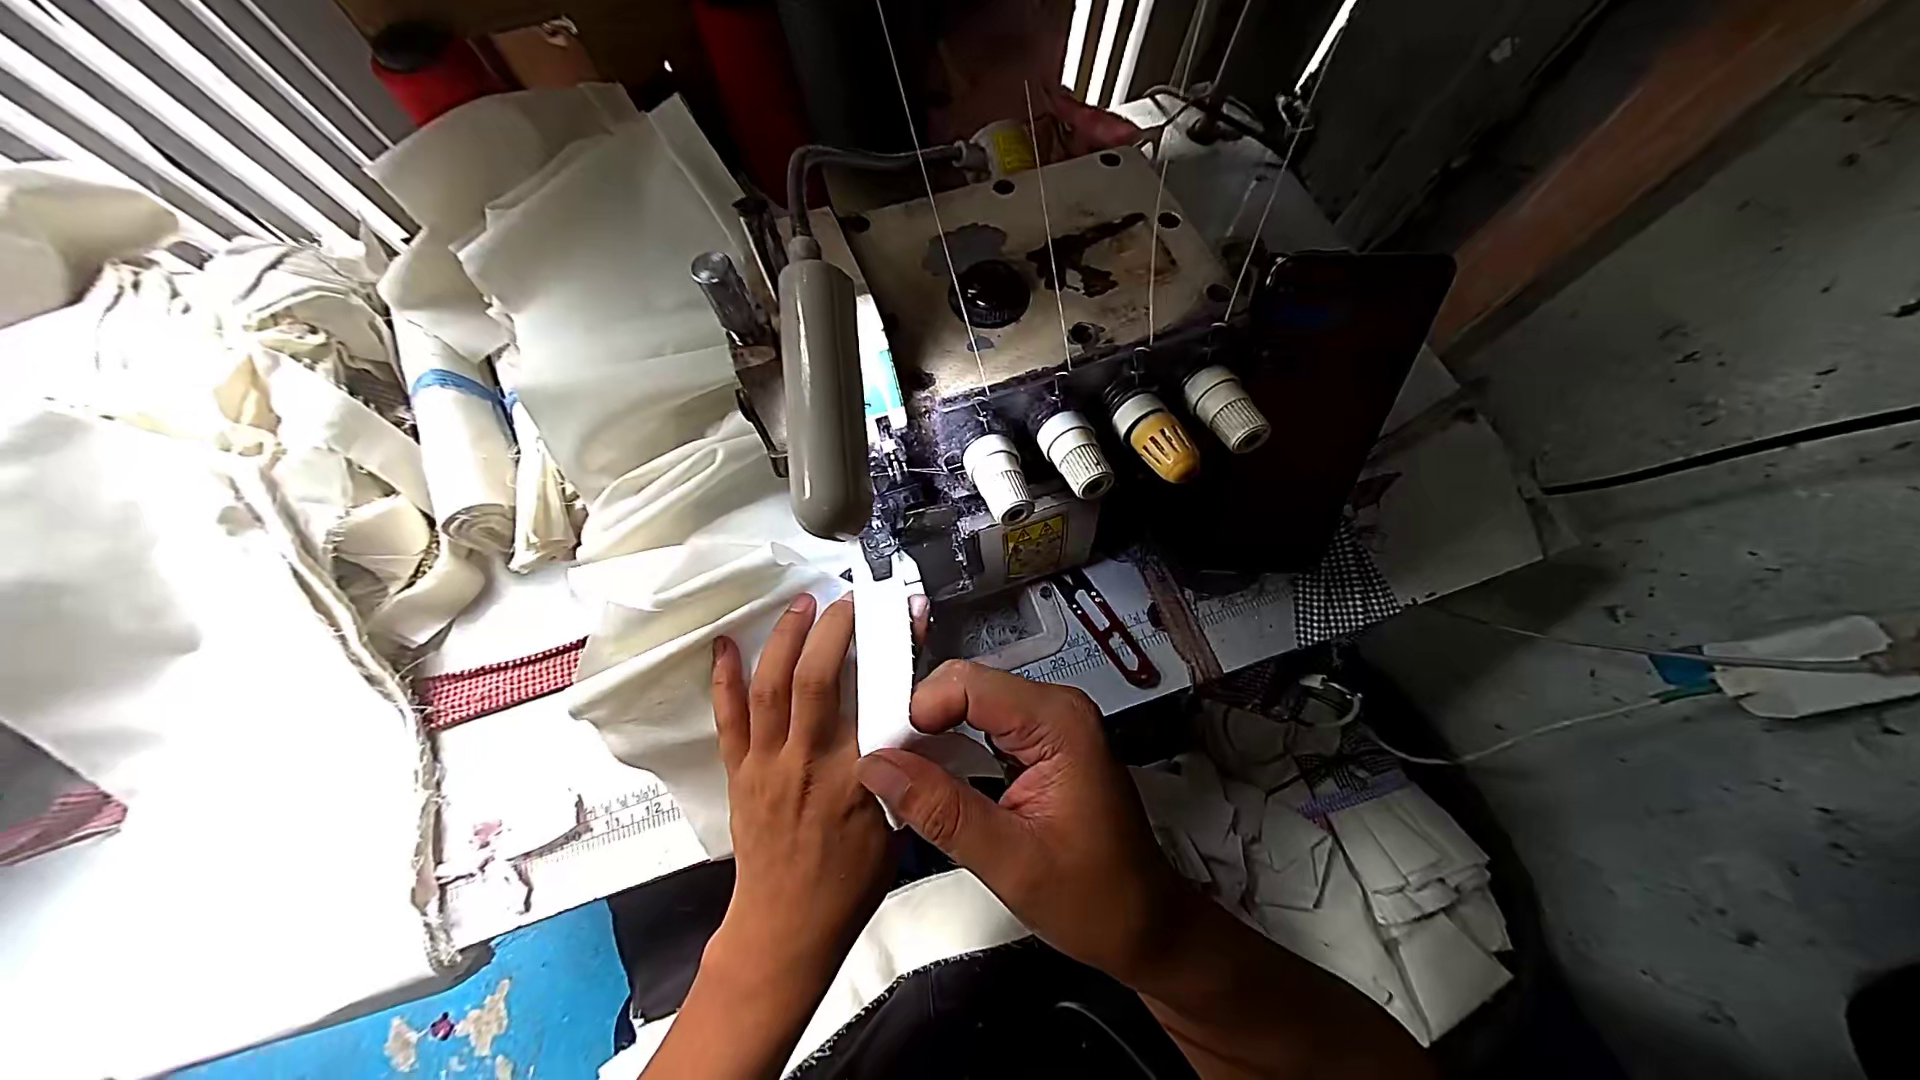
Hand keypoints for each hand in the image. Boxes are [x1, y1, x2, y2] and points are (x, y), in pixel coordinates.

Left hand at [709, 593, 892, 977]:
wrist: (784, 928)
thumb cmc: (846, 883)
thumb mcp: (894, 823)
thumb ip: (900, 768)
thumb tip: (907, 717)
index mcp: (853, 778)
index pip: (878, 699)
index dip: (893, 653)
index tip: (901, 619)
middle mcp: (805, 763)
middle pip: (815, 679)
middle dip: (832, 629)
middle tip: (847, 602)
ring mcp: (765, 765)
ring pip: (770, 687)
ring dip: (785, 638)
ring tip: (801, 605)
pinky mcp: (740, 773)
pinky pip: (728, 718)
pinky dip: (725, 678)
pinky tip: (726, 646)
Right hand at [852, 660, 1194, 985]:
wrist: (1142, 922)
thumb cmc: (1101, 898)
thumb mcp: (1010, 862)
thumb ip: (940, 810)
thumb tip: (881, 770)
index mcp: (1058, 723)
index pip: (966, 682)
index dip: (918, 712)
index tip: (888, 753)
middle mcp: (1056, 709)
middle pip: (963, 686)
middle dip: (920, 725)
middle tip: (892, 773)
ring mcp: (1049, 721)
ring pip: (967, 703)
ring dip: (933, 738)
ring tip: (911, 784)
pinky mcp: (1039, 739)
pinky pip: (980, 723)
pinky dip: (952, 748)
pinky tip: (938, 783)